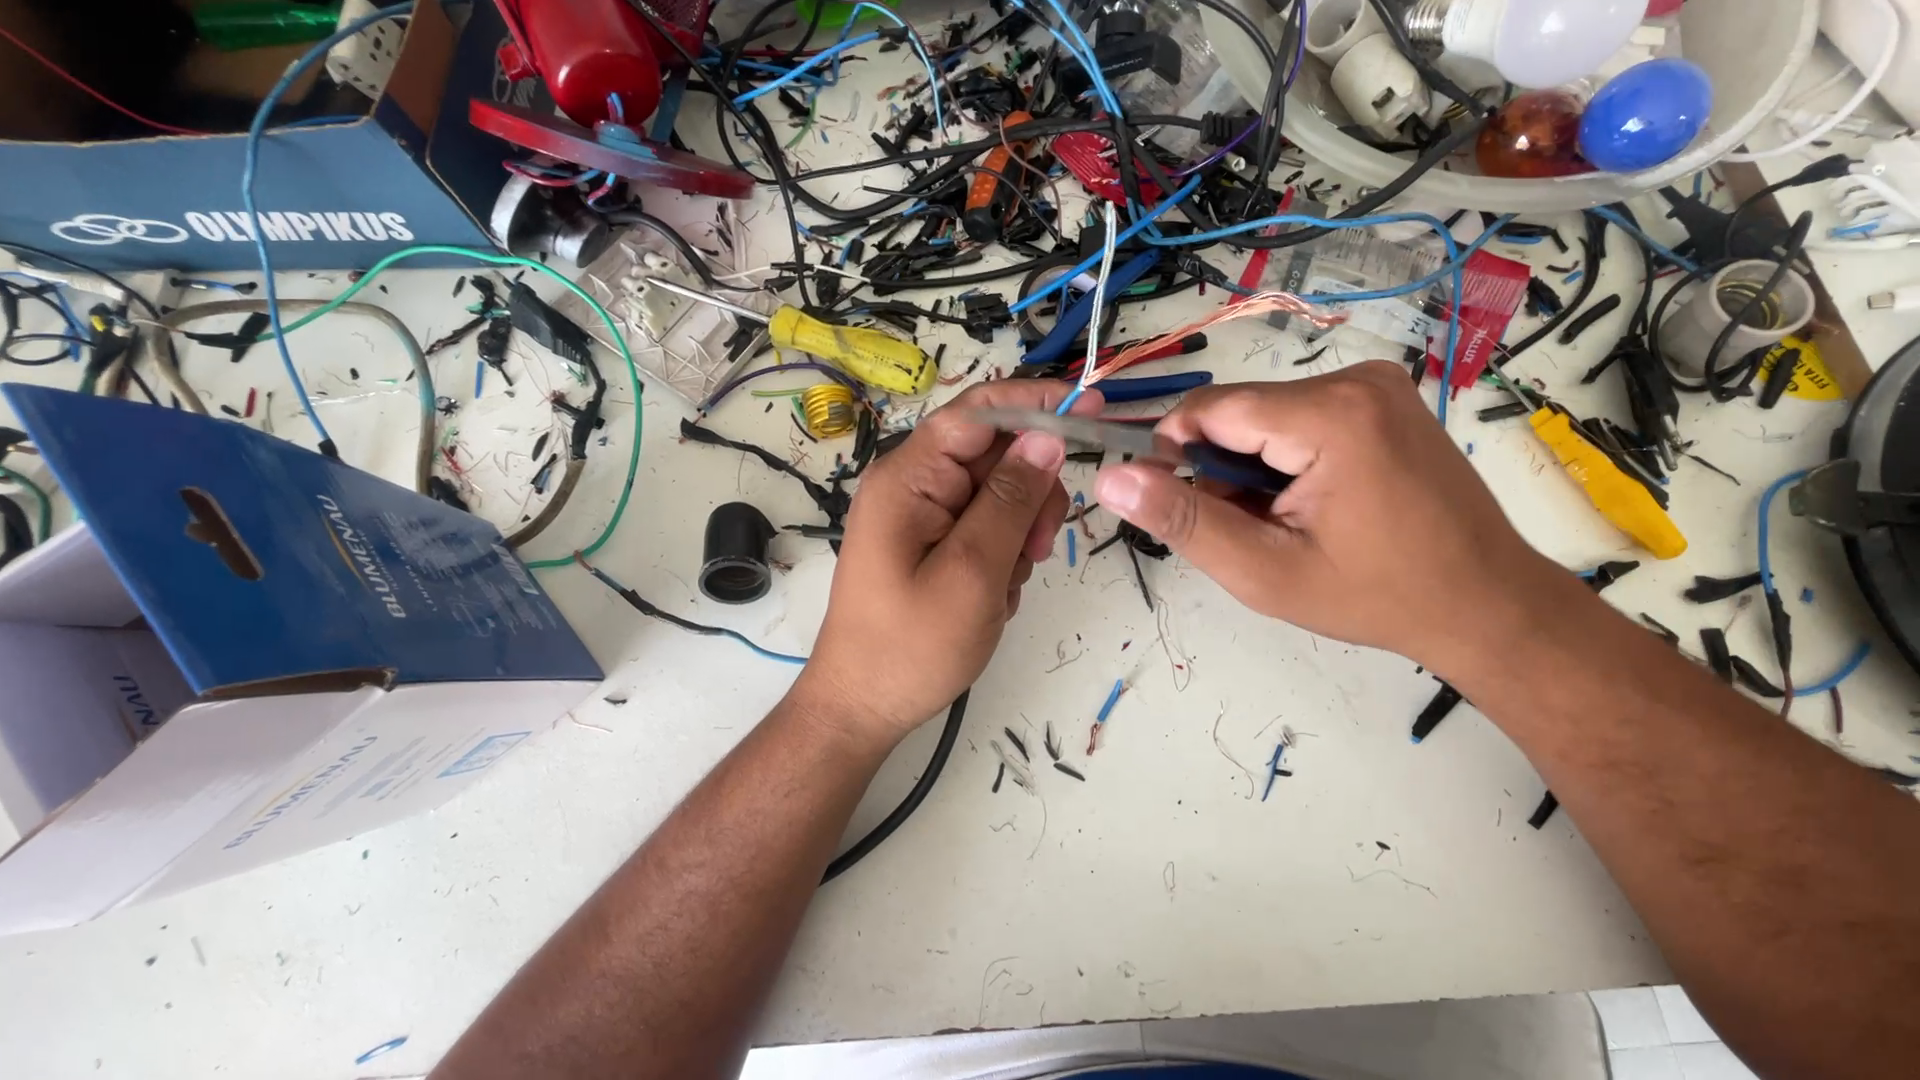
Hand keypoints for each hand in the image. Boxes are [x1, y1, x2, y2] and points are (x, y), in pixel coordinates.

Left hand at [792, 380, 1104, 742]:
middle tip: (1039, 548)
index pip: (978, 412)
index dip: (1036, 403)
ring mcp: (922, 515)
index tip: (1093, 408)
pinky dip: (1003, 555)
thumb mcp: (973, 572)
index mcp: (909, 478)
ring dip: (1020, 533)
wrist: (865, 706)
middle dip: (1030, 493)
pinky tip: (993, 593)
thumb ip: (1012, 500)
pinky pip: (987, 528)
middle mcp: (913, 484)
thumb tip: (1047, 437)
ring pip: (1000, 494)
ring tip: (1006, 583)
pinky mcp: (932, 543)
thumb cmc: (912, 646)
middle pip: (996, 453)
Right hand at [1092, 363, 1559, 673]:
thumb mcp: (1264, 570)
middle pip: (1239, 412)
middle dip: (1223, 469)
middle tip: (1255, 531)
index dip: (1176, 455)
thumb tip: (1111, 478)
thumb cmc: (1375, 596)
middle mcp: (1355, 379)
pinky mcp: (1386, 397)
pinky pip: (1301, 416)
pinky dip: (1287, 458)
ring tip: (1290, 522)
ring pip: (1267, 415)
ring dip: (1254, 467)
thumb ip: (1182, 520)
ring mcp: (1377, 383)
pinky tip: (1315, 503)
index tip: (1187, 509)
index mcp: (1330, 415)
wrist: (1485, 603)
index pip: (1209, 408)